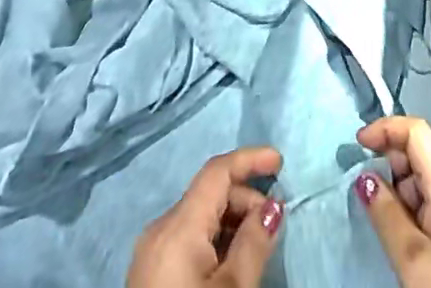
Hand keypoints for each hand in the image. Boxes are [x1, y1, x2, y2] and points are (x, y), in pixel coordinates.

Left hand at [127, 147, 284, 287]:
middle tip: (278, 223)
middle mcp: (160, 226)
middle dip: (244, 199)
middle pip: (207, 194)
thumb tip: (272, 205)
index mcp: (177, 223)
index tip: (280, 159)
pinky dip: (214, 239)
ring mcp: (152, 248)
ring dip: (231, 221)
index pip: (215, 172)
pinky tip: (233, 261)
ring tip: (260, 243)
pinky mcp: (151, 270)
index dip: (248, 160)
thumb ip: (253, 244)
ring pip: (197, 217)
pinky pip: (187, 238)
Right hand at [353, 116, 430, 287]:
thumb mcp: (412, 258)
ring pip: (427, 179)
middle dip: (391, 168)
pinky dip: (415, 208)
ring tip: (395, 230)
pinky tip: (411, 239)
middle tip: (375, 203)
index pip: (416, 131)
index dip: (384, 129)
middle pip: (420, 154)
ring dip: (402, 193)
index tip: (359, 146)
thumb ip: (384, 212)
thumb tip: (365, 177)